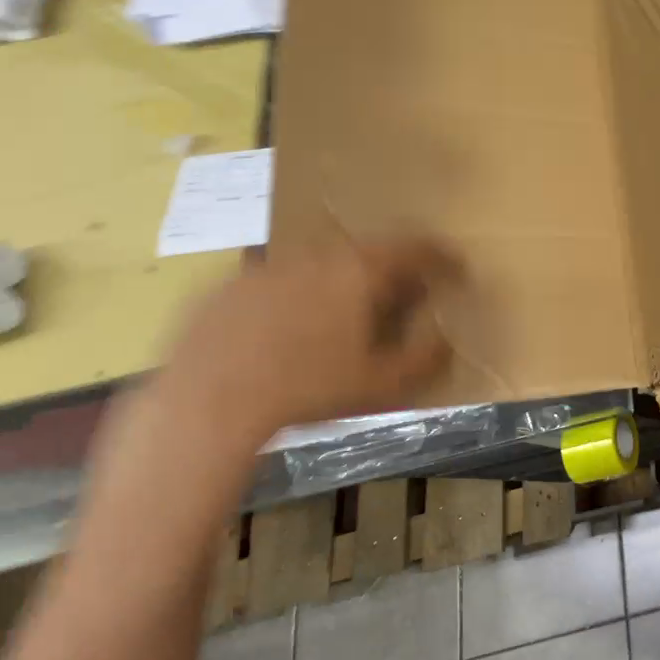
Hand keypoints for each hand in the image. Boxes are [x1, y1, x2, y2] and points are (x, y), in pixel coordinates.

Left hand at [155, 237, 463, 440]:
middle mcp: (313, 257)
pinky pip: (272, 288)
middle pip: (365, 254)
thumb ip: (427, 355)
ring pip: (317, 268)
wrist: (203, 411)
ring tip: (342, 321)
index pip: (417, 248)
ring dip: (337, 286)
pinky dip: (291, 302)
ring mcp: (260, 270)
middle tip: (399, 301)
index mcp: (361, 269)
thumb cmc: (310, 391)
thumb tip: (443, 337)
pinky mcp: (218, 292)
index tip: (456, 271)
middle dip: (387, 275)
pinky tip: (287, 337)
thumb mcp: (388, 382)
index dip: (443, 258)